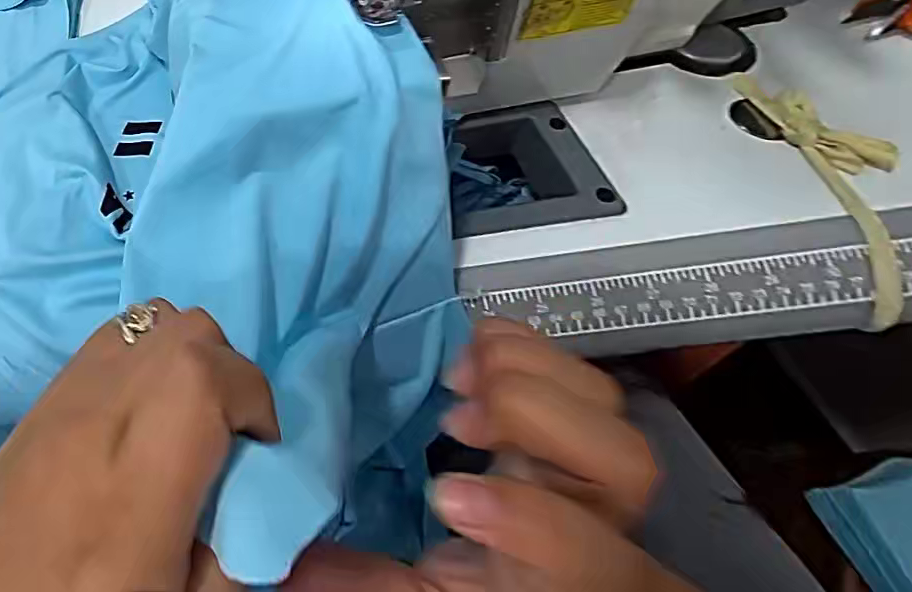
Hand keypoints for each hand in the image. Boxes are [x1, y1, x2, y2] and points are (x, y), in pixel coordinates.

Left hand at [0, 300, 279, 591]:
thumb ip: (244, 550)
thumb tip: (287, 516)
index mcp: (150, 454)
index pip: (218, 373)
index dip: (254, 402)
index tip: (258, 448)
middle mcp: (113, 396)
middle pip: (190, 328)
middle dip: (225, 369)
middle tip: (224, 430)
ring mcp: (76, 377)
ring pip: (155, 317)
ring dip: (184, 352)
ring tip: (183, 410)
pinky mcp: (54, 379)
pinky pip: (118, 332)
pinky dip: (145, 350)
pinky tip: (140, 403)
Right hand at [282, 318, 695, 591]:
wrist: (543, 563)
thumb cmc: (486, 579)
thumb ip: (373, 583)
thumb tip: (288, 566)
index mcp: (566, 574)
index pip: (592, 560)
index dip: (529, 520)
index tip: (446, 494)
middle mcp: (600, 516)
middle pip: (623, 464)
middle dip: (530, 417)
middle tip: (455, 415)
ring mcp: (591, 459)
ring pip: (602, 401)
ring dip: (524, 369)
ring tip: (459, 375)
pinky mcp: (572, 413)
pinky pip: (570, 364)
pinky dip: (520, 343)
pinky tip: (473, 349)